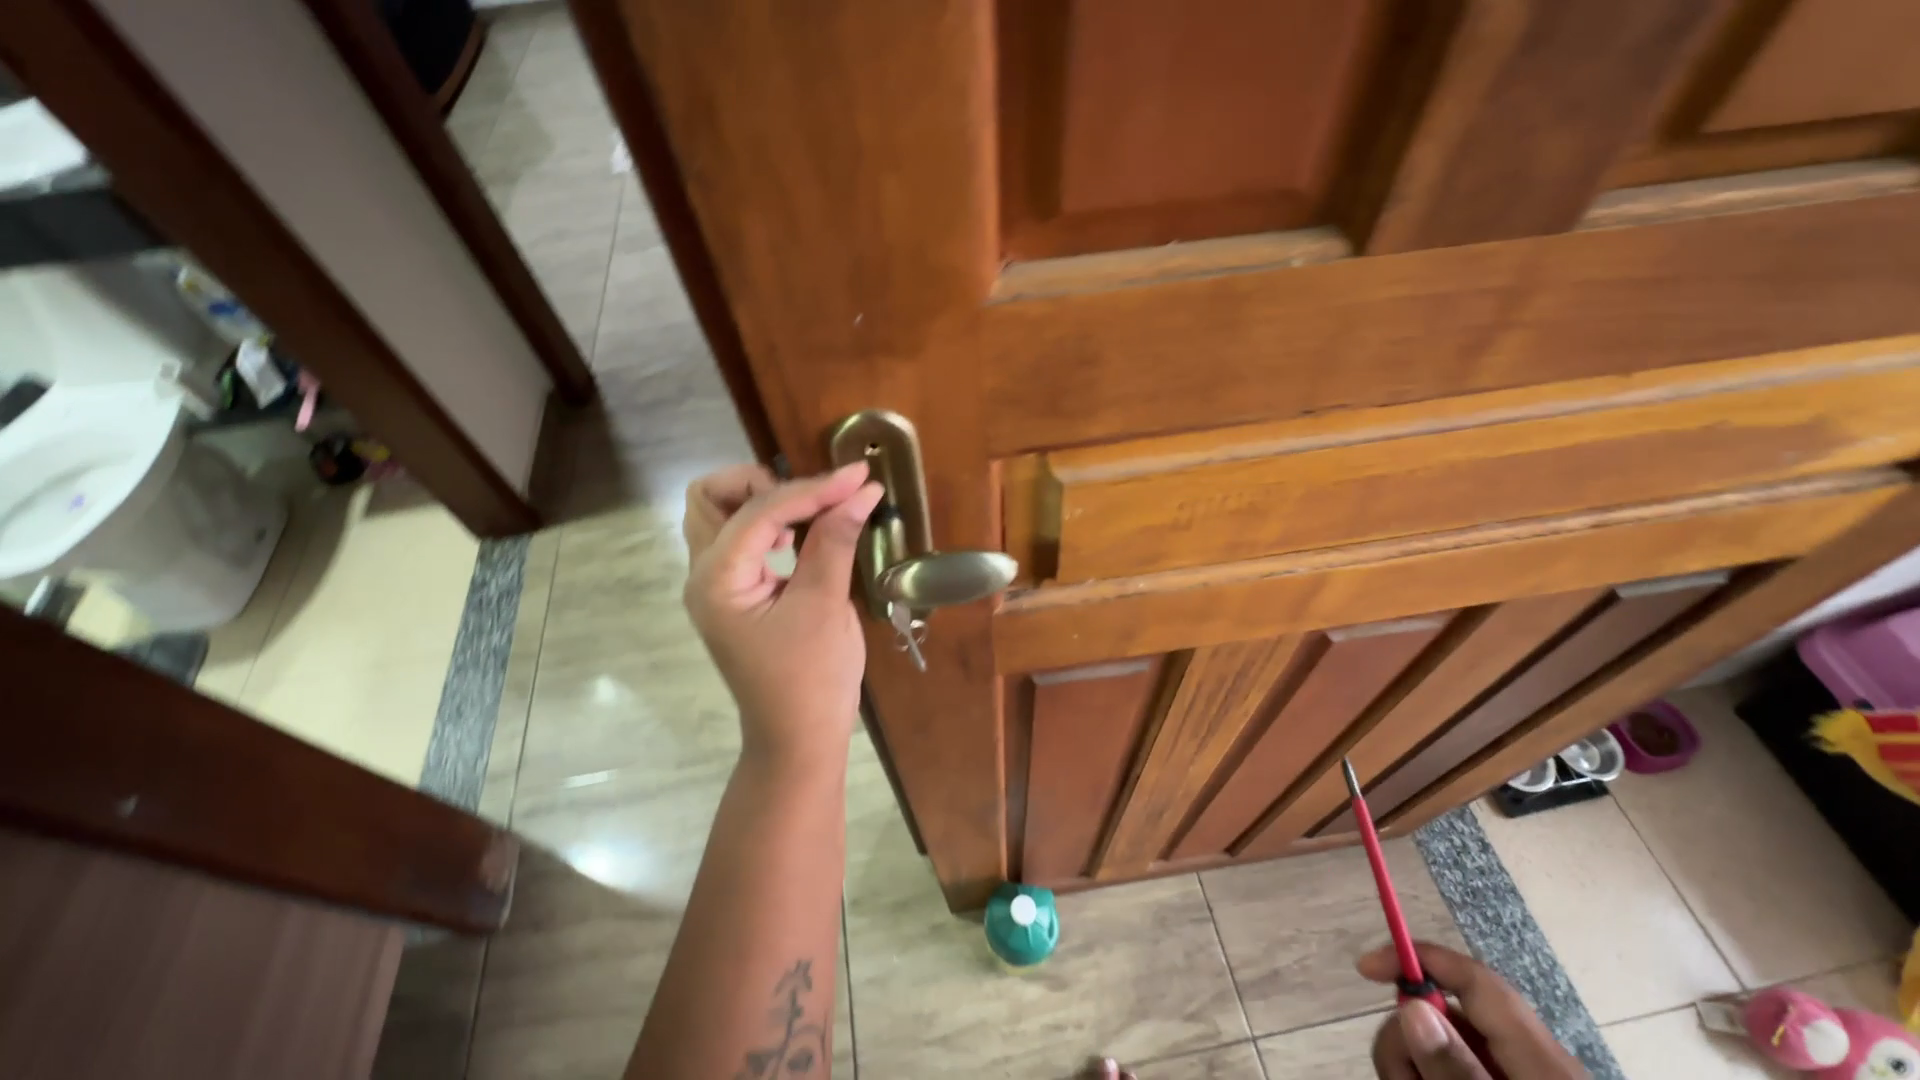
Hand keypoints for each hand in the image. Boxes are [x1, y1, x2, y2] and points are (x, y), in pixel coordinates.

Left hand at [682, 462, 884, 768]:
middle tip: (813, 500)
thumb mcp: (824, 607)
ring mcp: (716, 586)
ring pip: (719, 516)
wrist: (798, 738)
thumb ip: (834, 542)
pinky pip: (740, 540)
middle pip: (710, 498)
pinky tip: (803, 538)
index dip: (813, 489)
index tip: (859, 478)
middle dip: (762, 485)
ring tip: (810, 515)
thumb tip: (860, 491)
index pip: (760, 511)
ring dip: (762, 502)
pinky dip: (768, 526)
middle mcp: (704, 575)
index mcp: (717, 579)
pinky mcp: (735, 595)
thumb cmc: (811, 680)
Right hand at [1359, 942, 1583, 1079]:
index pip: (1475, 979)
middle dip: (1405, 1037)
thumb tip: (1411, 1005)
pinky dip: (1423, 1077)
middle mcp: (1527, 1057)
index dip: (1419, 959)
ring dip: (1409, 1065)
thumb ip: (1458, 1070)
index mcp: (1540, 1056)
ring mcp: (1512, 1075)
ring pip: (1437, 1043)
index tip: (1365, 968)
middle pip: (1445, 1015)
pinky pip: (1448, 1068)